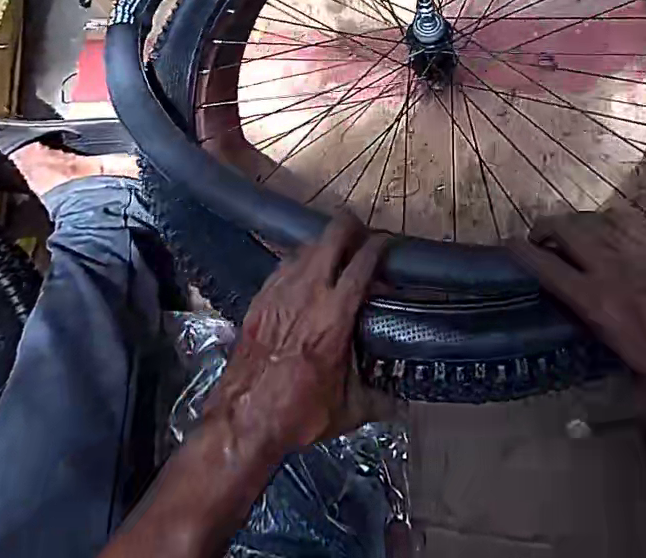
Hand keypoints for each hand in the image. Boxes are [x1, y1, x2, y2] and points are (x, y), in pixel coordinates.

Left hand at [207, 212, 388, 459]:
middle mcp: (308, 291)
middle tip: (362, 235)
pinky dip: (302, 261)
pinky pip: (286, 263)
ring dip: (326, 244)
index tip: (388, 243)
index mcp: (335, 314)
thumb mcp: (347, 410)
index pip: (363, 263)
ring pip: (309, 245)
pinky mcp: (261, 295)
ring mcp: (281, 289)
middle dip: (351, 227)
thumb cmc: (298, 412)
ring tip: (337, 254)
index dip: (379, 246)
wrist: (242, 418)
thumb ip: (379, 399)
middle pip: (333, 236)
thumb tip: (403, 403)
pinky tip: (307, 274)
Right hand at [509, 207, 645, 419]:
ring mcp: (639, 253)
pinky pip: (627, 221)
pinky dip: (610, 219)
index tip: (508, 244)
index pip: (550, 269)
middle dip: (546, 227)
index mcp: (601, 306)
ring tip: (568, 231)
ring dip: (575, 221)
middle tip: (537, 237)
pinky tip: (610, 229)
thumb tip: (577, 428)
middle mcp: (613, 270)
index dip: (524, 253)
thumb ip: (613, 407)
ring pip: (594, 219)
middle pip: (567, 230)